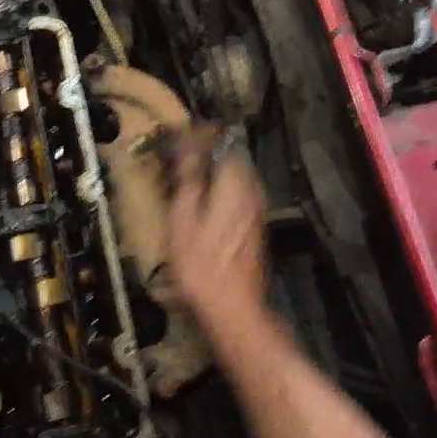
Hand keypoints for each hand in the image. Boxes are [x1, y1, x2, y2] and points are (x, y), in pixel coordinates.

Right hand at [163, 124, 266, 329]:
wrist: (233, 309)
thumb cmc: (202, 265)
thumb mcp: (184, 218)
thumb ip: (188, 177)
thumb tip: (186, 143)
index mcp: (234, 184)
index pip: (220, 141)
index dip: (198, 131)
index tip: (179, 128)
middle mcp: (251, 191)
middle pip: (230, 155)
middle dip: (207, 146)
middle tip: (182, 145)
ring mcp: (256, 209)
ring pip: (236, 173)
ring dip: (214, 165)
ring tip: (189, 166)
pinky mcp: (255, 225)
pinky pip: (238, 190)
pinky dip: (220, 183)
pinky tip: (203, 194)